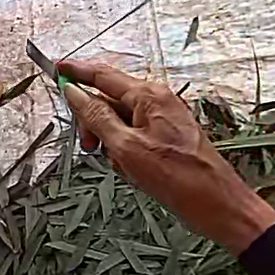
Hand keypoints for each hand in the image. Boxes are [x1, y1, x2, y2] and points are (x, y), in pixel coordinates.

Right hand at [58, 60, 274, 254]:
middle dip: (92, 121)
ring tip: (119, 164)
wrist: (217, 204)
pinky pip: (132, 134)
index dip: (76, 72)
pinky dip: (123, 149)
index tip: (56, 69)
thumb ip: (96, 116)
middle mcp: (156, 100)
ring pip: (118, 119)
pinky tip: (131, 169)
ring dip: (108, 140)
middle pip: (108, 99)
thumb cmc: (179, 177)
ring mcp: (162, 117)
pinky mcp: (166, 135)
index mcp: (148, 96)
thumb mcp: (125, 147)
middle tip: (88, 146)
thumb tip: (74, 93)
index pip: (102, 75)